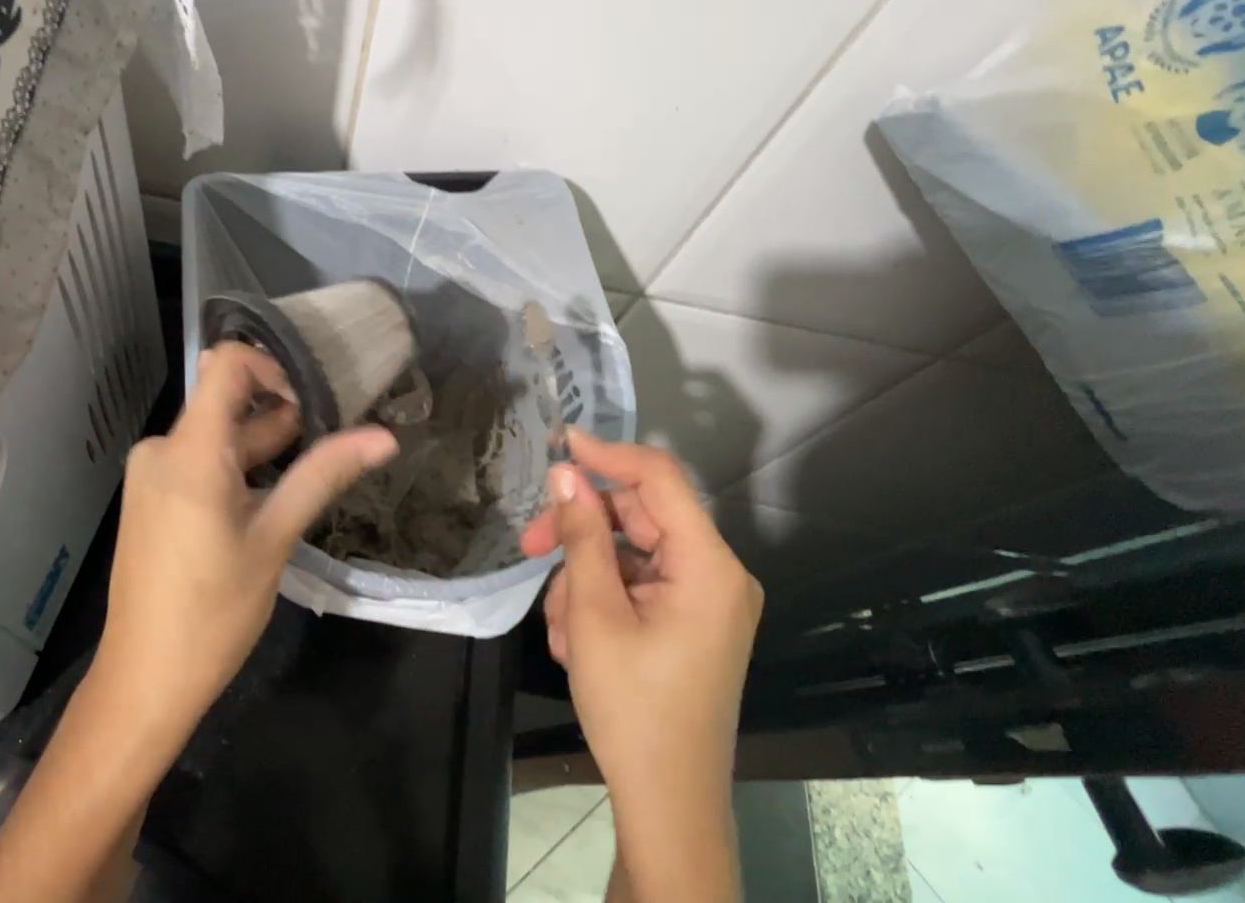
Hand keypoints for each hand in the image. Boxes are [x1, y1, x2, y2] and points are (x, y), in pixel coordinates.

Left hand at [96, 342, 398, 735]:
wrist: (145, 678)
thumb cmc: (213, 612)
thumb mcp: (274, 539)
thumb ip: (322, 476)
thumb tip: (384, 436)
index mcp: (188, 450)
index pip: (226, 364)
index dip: (274, 368)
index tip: (315, 404)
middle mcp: (162, 449)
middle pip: (226, 404)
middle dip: (279, 417)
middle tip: (332, 442)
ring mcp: (151, 475)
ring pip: (215, 438)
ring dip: (261, 449)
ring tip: (311, 474)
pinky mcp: (151, 499)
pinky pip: (197, 464)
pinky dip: (235, 471)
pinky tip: (270, 502)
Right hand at [519, 432, 762, 792]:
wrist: (668, 800)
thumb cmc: (632, 706)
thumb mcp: (594, 614)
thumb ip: (581, 536)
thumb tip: (565, 474)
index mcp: (708, 566)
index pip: (659, 479)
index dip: (608, 454)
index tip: (558, 444)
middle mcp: (716, 575)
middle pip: (638, 519)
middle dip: (580, 533)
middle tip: (528, 548)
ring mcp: (705, 602)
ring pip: (629, 556)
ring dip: (583, 579)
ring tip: (561, 631)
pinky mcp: (690, 624)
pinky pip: (638, 588)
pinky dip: (600, 602)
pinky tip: (576, 642)